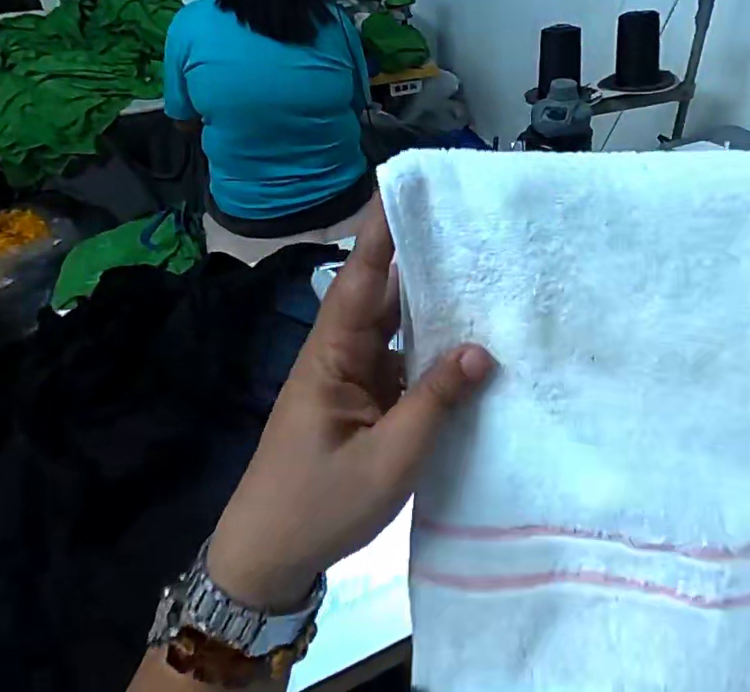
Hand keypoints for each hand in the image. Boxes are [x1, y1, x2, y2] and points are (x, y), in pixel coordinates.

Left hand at [205, 201, 495, 609]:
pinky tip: (469, 332)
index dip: (381, 233)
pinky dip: (434, 340)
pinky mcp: (368, 395)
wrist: (268, 561)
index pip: (360, 277)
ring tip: (481, 266)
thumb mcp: (388, 458)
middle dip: (419, 254)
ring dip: (432, 296)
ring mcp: (356, 373)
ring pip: (397, 322)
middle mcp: (343, 351)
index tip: (405, 189)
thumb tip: (481, 349)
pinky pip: (405, 354)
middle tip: (469, 222)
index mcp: (334, 353)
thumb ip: (435, 401)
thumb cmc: (318, 504)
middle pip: (383, 290)